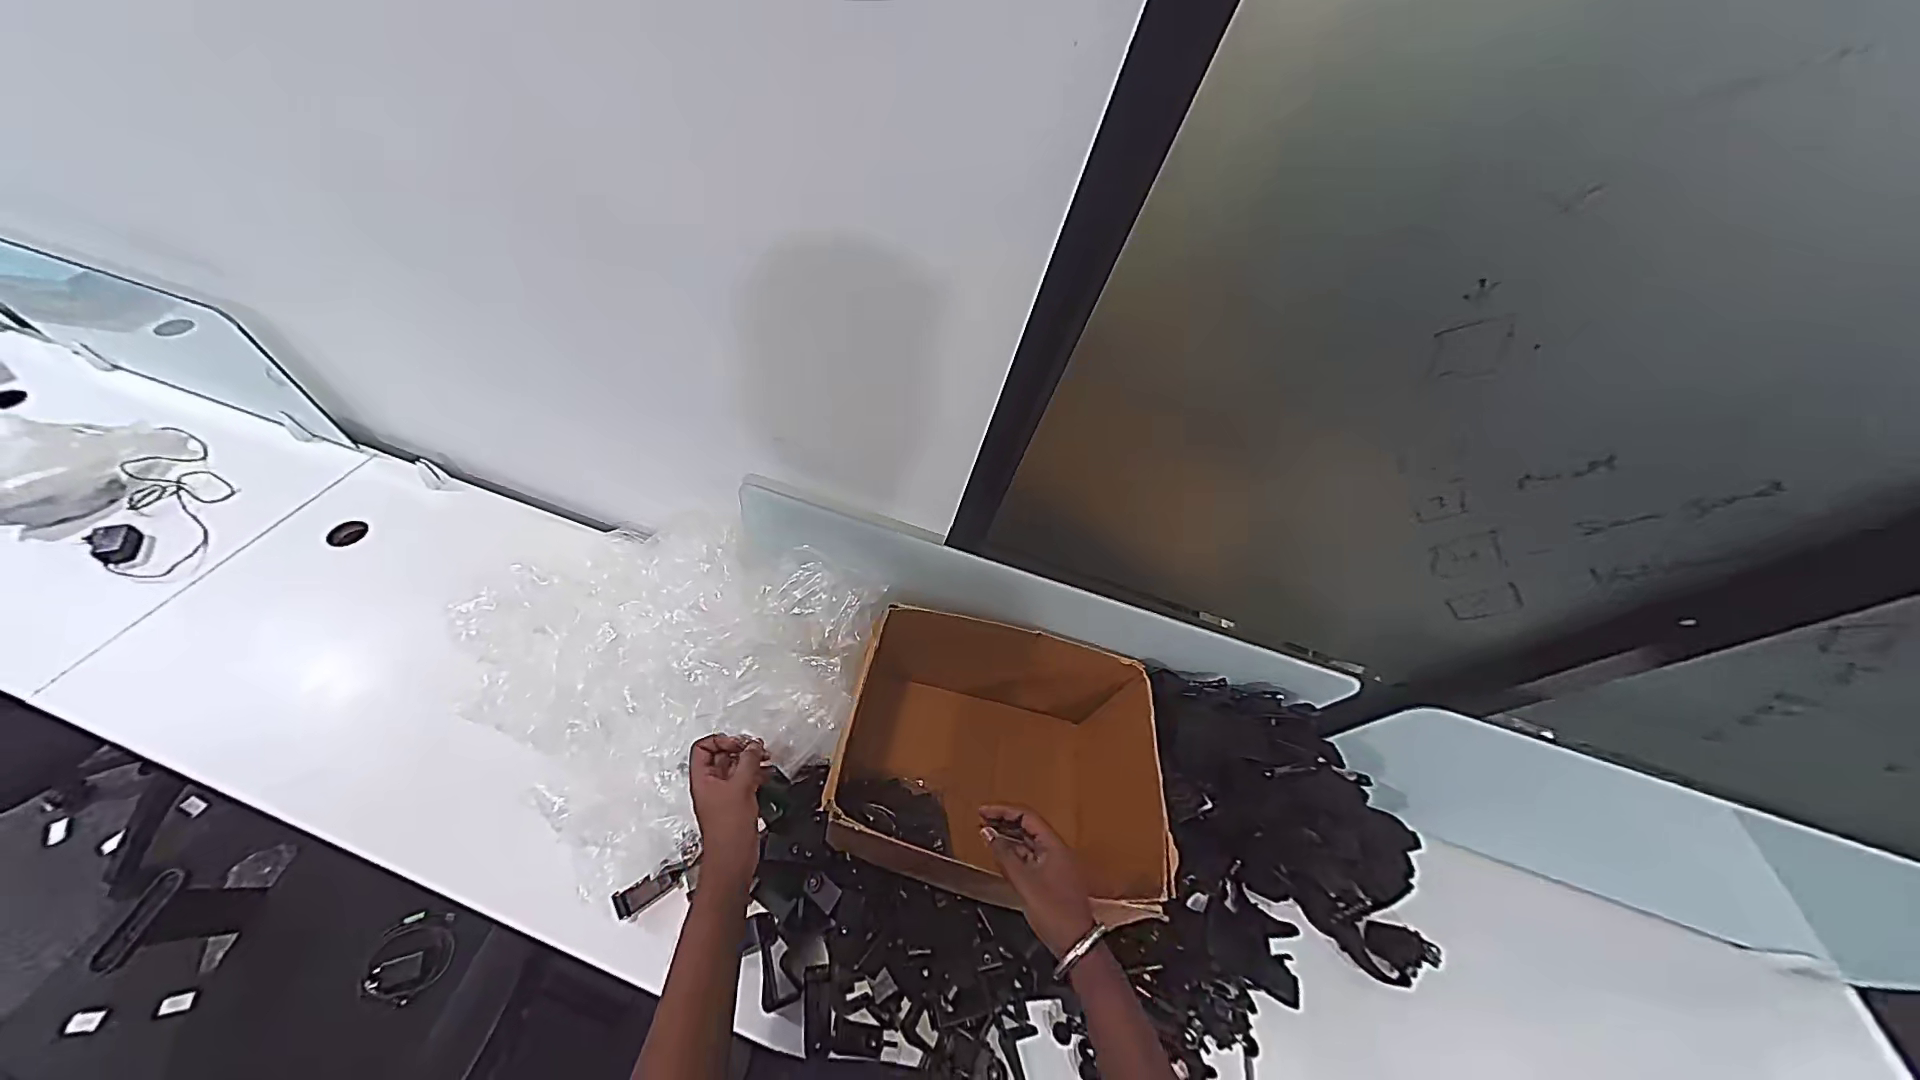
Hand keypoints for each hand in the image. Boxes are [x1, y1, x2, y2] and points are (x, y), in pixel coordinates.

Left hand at [690, 735, 767, 890]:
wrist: (733, 858)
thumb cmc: (727, 831)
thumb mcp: (740, 787)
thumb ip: (748, 762)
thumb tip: (753, 746)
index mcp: (703, 779)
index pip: (704, 747)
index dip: (721, 740)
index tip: (739, 743)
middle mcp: (711, 784)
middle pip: (721, 755)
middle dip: (740, 748)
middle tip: (756, 748)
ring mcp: (724, 793)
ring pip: (735, 767)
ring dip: (750, 760)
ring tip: (765, 758)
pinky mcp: (737, 802)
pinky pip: (745, 780)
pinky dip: (756, 773)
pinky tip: (766, 773)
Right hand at [979, 805, 1097, 957]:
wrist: (1075, 942)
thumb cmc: (1056, 913)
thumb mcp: (1024, 881)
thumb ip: (1004, 855)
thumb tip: (988, 834)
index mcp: (1053, 845)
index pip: (1026, 816)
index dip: (1003, 811)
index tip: (984, 811)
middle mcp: (1055, 850)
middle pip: (1027, 826)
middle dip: (1004, 821)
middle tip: (982, 819)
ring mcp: (1054, 863)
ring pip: (1027, 841)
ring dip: (1008, 836)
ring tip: (987, 833)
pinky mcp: (1050, 877)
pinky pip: (1029, 856)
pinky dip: (1013, 852)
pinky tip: (1001, 854)